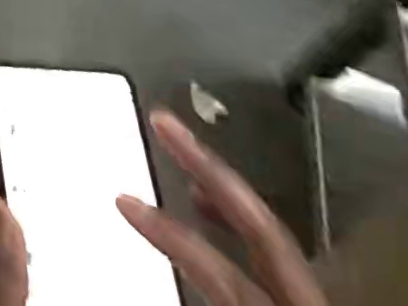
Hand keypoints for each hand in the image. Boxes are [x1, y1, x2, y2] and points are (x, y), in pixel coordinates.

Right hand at [117, 109, 327, 305]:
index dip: (172, 235)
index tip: (121, 200)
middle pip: (264, 229)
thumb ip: (232, 295)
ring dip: (230, 202)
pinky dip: (251, 241)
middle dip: (210, 169)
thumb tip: (172, 274)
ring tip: (187, 172)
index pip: (226, 276)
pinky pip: (287, 271)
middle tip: (162, 120)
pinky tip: (225, 233)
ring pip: (282, 247)